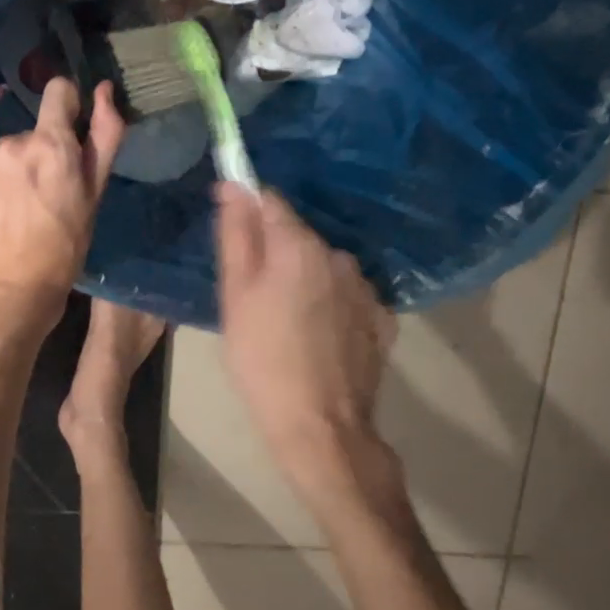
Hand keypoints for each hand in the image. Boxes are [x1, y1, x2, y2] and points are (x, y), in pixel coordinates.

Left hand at [0, 78, 124, 322]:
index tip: (71, 112)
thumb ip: (105, 135)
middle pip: (36, 125)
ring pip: (9, 136)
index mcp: (54, 148)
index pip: (60, 93)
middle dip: (46, 142)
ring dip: (17, 149)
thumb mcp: (95, 191)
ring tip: (19, 185)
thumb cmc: (64, 243)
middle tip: (47, 179)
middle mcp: (16, 143)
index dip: (70, 99)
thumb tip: (102, 88)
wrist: (14, 284)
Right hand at [215, 185, 397, 496]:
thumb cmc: (261, 357)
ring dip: (302, 277)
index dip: (245, 208)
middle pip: (296, 235)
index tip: (228, 230)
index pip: (269, 200)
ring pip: (322, 265)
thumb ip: (236, 234)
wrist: (320, 425)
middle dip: (273, 251)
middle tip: (249, 292)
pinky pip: (346, 295)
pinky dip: (329, 303)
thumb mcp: (234, 293)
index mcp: (300, 246)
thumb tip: (233, 185)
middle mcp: (340, 256)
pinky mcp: (382, 319)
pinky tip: (314, 334)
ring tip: (282, 317)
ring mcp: (366, 289)